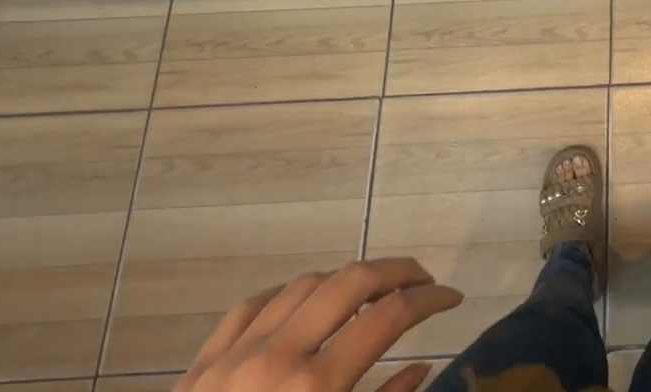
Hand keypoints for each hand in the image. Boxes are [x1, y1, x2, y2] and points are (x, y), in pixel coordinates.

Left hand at [177, 258, 463, 391]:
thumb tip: (419, 369)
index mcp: (315, 388)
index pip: (389, 317)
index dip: (431, 299)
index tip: (453, 297)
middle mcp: (277, 357)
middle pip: (352, 281)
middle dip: (398, 270)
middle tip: (424, 279)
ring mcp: (232, 356)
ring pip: (304, 284)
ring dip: (346, 280)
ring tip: (370, 292)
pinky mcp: (197, 367)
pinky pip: (250, 306)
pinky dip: (287, 295)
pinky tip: (303, 304)